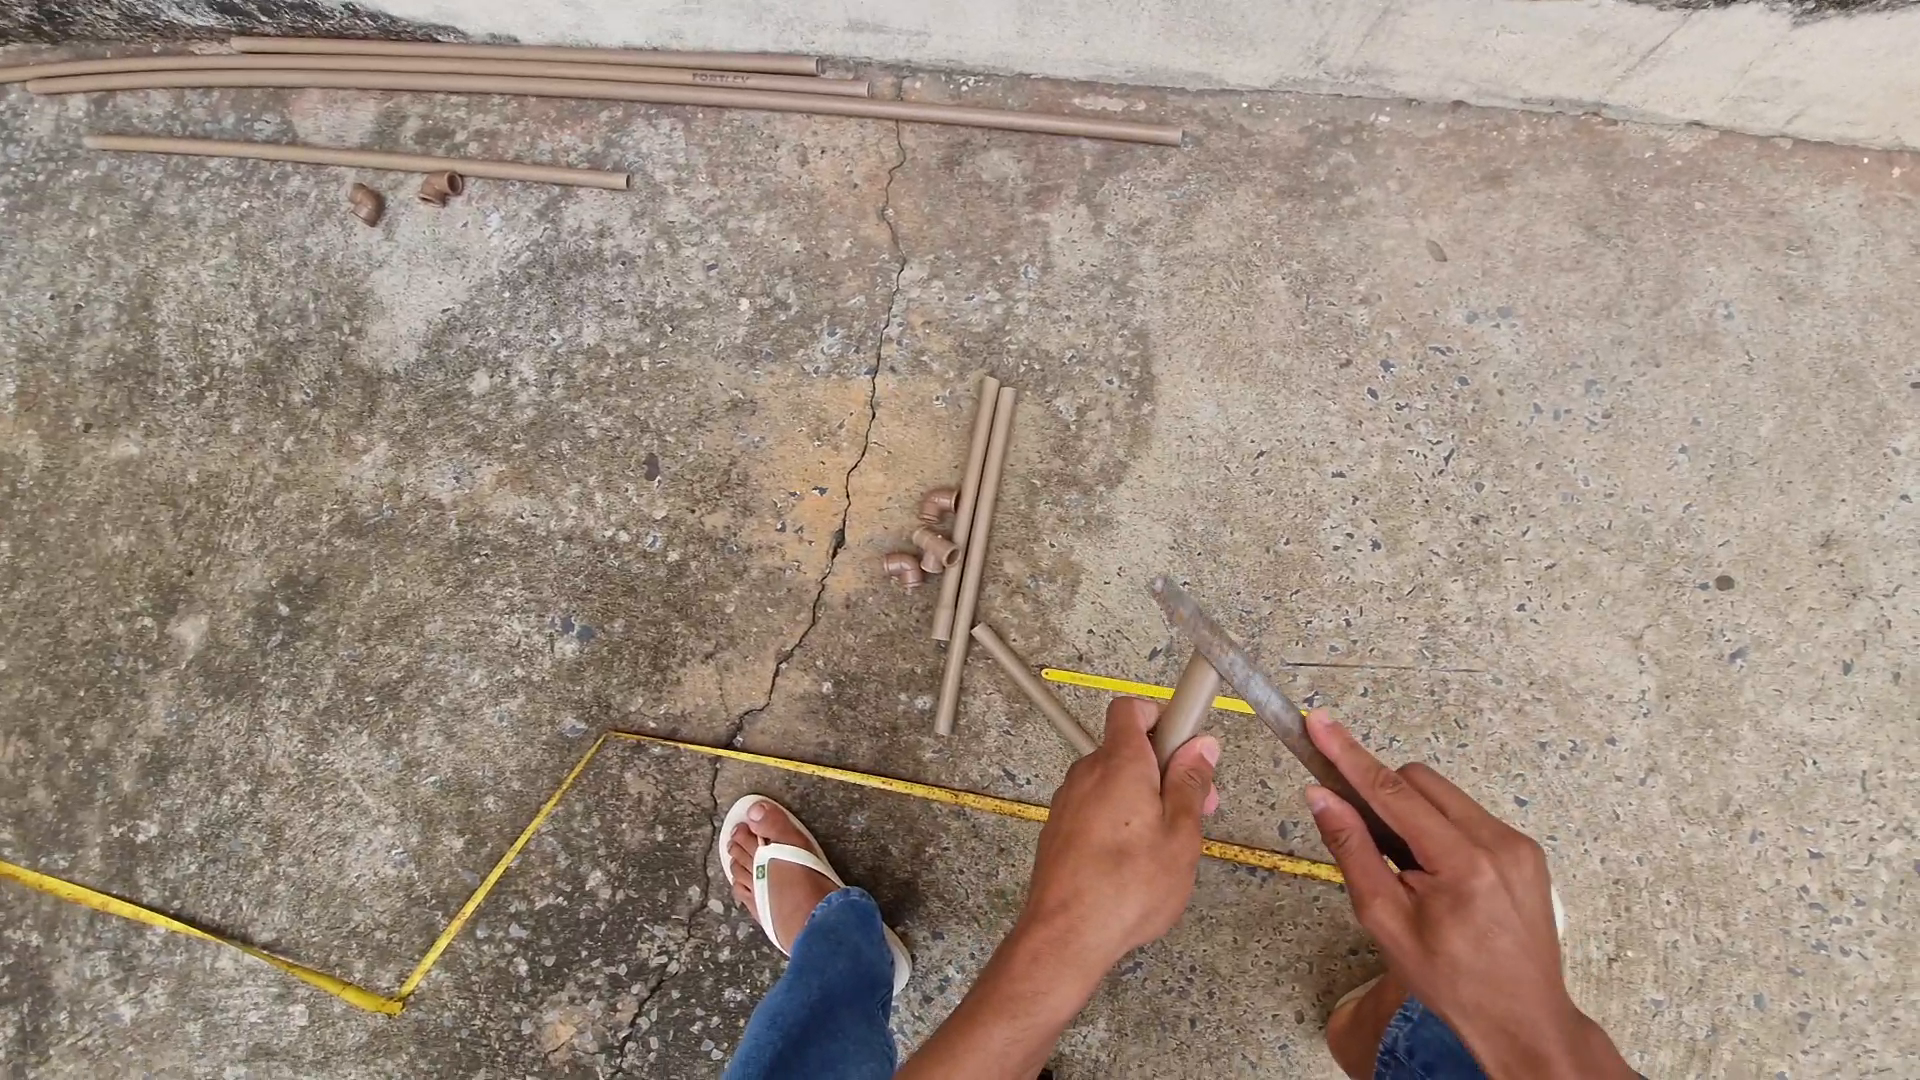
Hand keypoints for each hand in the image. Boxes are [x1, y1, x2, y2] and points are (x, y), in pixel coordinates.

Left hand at [1019, 696, 1220, 970]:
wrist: (1066, 932)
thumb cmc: (1128, 885)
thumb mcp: (1180, 835)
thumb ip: (1190, 784)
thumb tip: (1201, 745)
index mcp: (1119, 762)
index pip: (1130, 709)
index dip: (1160, 715)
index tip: (1185, 744)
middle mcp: (1088, 770)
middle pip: (1127, 747)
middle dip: (1164, 768)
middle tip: (1195, 808)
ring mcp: (1069, 797)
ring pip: (1113, 780)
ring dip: (1143, 796)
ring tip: (1167, 843)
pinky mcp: (1060, 824)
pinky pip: (1096, 804)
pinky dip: (1119, 815)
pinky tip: (1134, 858)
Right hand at [1304, 709, 1632, 1078]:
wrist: (1525, 1022)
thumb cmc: (1448, 978)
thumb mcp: (1383, 918)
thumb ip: (1350, 848)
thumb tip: (1320, 795)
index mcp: (1462, 864)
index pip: (1392, 792)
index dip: (1348, 755)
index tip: (1319, 722)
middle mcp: (1498, 842)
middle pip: (1418, 781)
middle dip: (1382, 794)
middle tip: (1365, 834)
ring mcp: (1517, 844)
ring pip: (1440, 792)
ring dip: (1409, 809)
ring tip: (1404, 862)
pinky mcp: (1524, 850)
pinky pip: (1463, 811)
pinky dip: (1434, 823)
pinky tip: (1431, 867)